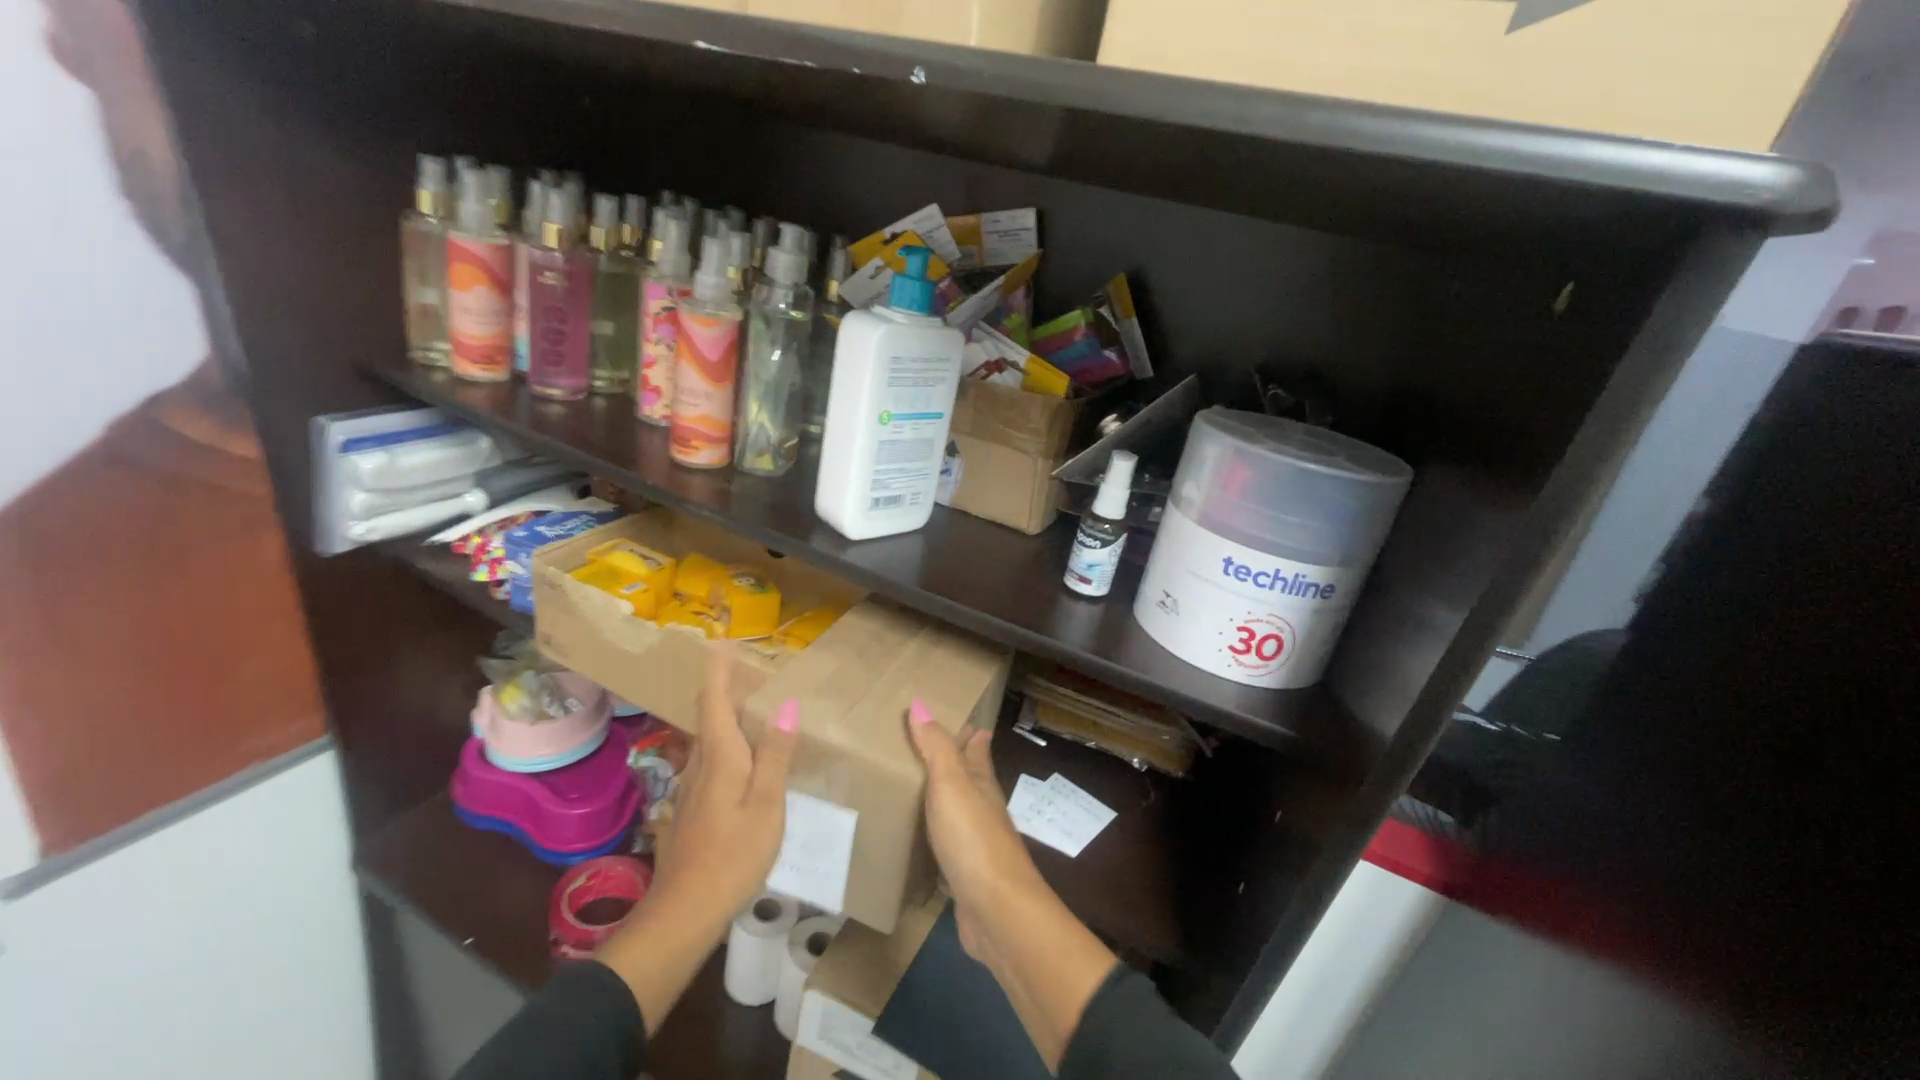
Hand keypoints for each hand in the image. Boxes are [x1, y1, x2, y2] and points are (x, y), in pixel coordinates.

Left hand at [651, 641, 798, 925]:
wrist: (686, 911)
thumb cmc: (734, 855)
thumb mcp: (767, 804)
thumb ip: (776, 754)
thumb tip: (786, 704)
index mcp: (720, 758)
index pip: (714, 701)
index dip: (718, 671)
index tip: (723, 642)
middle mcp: (699, 766)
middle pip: (709, 718)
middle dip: (724, 691)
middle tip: (749, 675)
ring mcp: (690, 791)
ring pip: (708, 744)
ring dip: (725, 721)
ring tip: (750, 714)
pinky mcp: (690, 813)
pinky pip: (708, 766)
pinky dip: (725, 750)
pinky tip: (740, 768)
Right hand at [904, 698, 1044, 963]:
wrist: (997, 912)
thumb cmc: (974, 840)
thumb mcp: (952, 785)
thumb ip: (936, 748)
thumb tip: (920, 703)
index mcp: (981, 782)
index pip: (976, 747)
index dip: (967, 729)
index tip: (948, 711)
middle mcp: (983, 808)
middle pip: (968, 777)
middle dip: (949, 761)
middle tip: (914, 746)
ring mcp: (976, 843)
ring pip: (956, 811)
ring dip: (938, 798)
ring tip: (908, 786)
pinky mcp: (965, 874)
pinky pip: (945, 845)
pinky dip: (932, 835)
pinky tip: (916, 838)